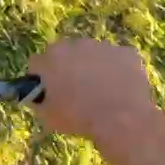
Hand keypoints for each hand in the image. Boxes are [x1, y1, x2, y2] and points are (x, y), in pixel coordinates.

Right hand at [27, 38, 164, 147]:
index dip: (42, 78)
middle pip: (66, 54)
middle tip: (75, 91)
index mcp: (51, 57)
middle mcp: (75, 45)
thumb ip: (39, 100)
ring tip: (100, 92)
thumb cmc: (78, 118)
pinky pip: (117, 60)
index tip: (49, 92)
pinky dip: (117, 71)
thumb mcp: (48, 115)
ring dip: (93, 67)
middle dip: (68, 68)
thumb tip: (39, 97)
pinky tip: (119, 89)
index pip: (38, 63)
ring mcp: (102, 46)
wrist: (121, 120)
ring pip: (93, 55)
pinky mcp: (126, 53)